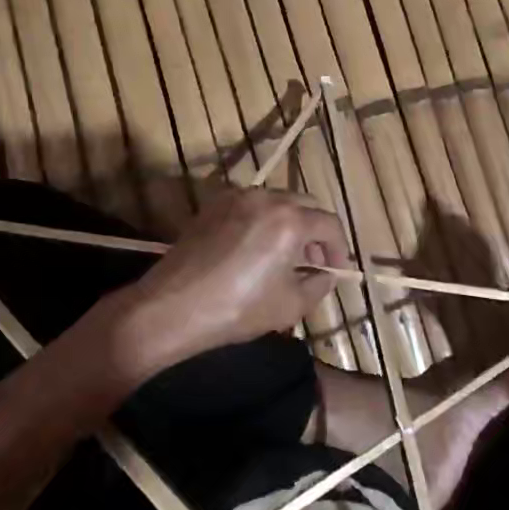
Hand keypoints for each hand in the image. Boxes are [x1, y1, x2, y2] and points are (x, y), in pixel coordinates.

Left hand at [109, 189, 347, 374]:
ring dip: (290, 224)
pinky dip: (263, 221)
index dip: (339, 249)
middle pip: (306, 206)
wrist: (168, 310)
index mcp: (291, 221)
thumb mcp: (292, 305)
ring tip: (285, 255)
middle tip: (313, 261)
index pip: (330, 225)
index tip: (336, 270)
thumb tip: (327, 275)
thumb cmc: (237, 309)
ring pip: (279, 202)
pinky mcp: (212, 208)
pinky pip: (251, 206)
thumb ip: (320, 285)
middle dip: (316, 232)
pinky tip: (256, 249)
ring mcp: (236, 199)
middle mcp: (267, 199)